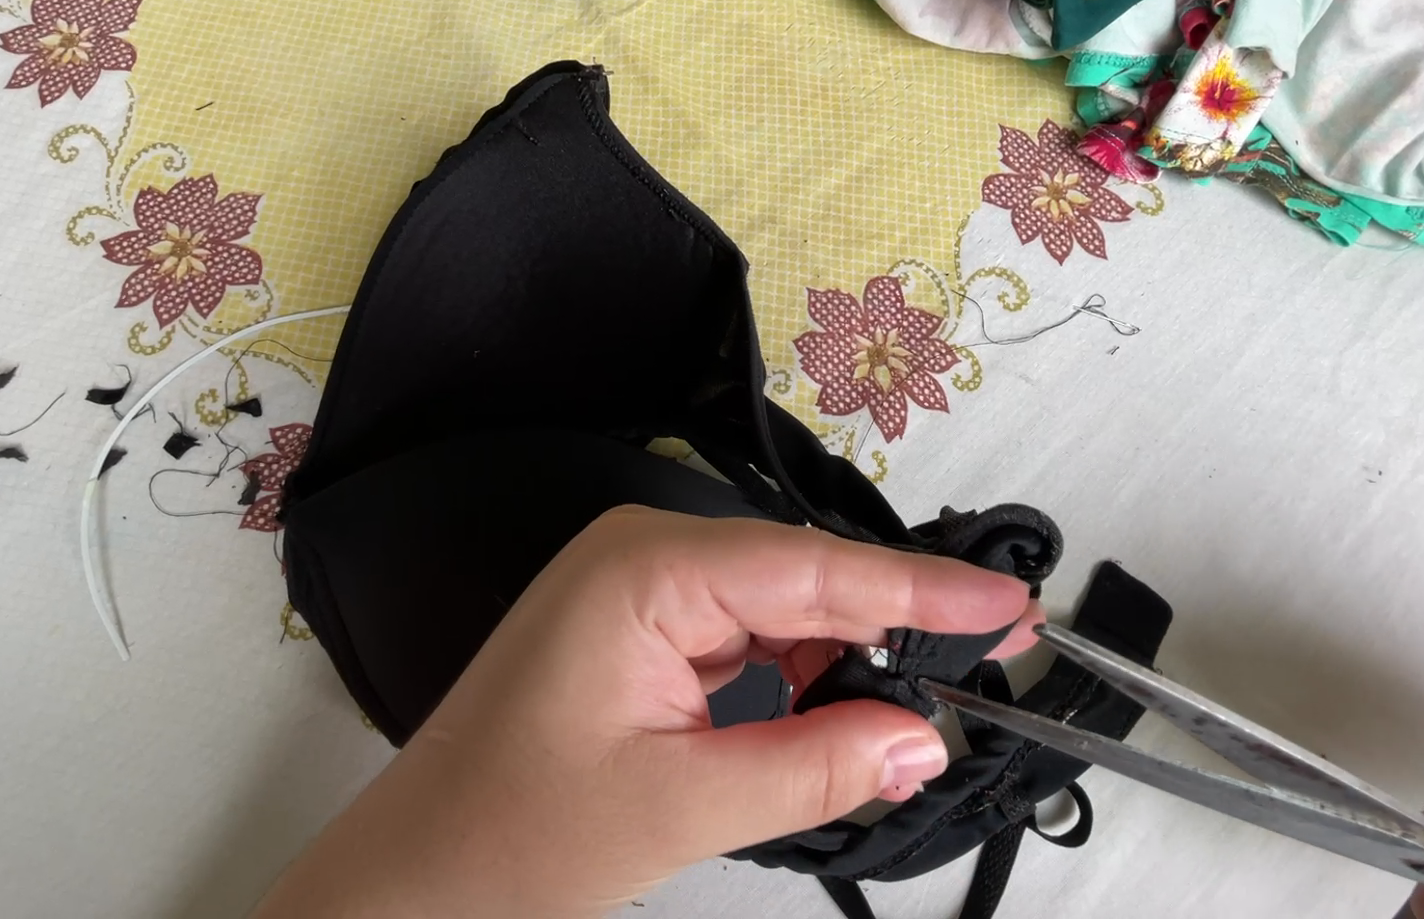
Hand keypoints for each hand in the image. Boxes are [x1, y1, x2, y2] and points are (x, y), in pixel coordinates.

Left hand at [253, 506, 1040, 918]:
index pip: (810, 567)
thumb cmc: (514, 836)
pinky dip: (798, 663)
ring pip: (778, 601)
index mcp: (646, 567)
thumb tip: (923, 738)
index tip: (1006, 602)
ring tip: (935, 681)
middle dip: (894, 616)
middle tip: (998, 645)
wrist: (417, 871)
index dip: (918, 588)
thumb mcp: (682, 804)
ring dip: (848, 645)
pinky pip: (745, 627)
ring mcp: (644, 583)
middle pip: (800, 575)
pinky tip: (842, 694)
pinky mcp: (646, 621)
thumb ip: (815, 765)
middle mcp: (646, 552)